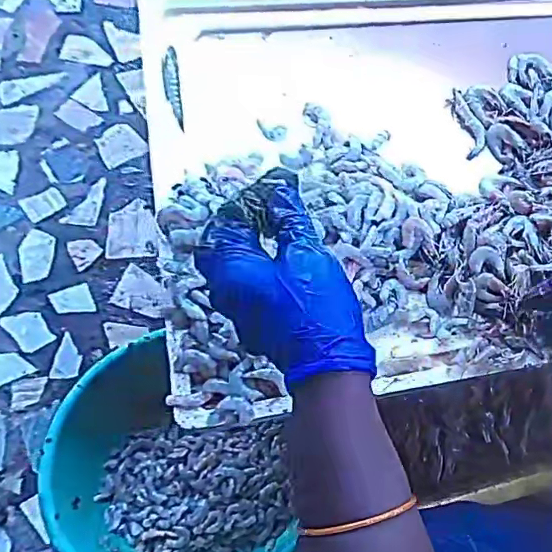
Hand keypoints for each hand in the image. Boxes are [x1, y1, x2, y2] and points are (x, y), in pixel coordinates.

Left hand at [194, 169, 375, 390]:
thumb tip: (279, 190)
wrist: (328, 363)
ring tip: (279, 227)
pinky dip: (259, 264)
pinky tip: (282, 257)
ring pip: (233, 264)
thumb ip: (288, 218)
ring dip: (252, 242)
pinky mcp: (254, 319)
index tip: (274, 189)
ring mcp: (238, 308)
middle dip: (244, 220)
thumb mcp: (306, 253)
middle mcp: (225, 289)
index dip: (250, 199)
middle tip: (272, 206)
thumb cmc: (317, 313)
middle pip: (222, 243)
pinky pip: (246, 283)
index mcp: (231, 269)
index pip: (227, 220)